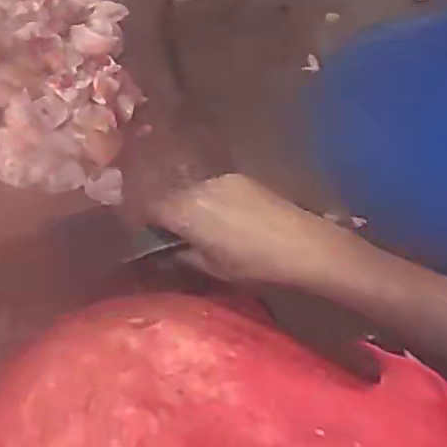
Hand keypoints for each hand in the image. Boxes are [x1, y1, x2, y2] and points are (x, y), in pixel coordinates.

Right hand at [151, 173, 354, 288]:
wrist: (306, 245)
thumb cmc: (254, 263)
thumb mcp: (211, 268)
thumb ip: (179, 256)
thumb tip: (160, 252)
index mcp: (181, 208)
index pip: (145, 207)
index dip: (140, 221)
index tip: (145, 236)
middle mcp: (193, 186)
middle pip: (164, 194)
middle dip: (162, 211)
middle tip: (169, 233)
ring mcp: (216, 178)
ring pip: (187, 189)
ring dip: (185, 204)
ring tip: (197, 226)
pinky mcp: (237, 178)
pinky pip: (208, 187)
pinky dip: (205, 200)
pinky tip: (221, 218)